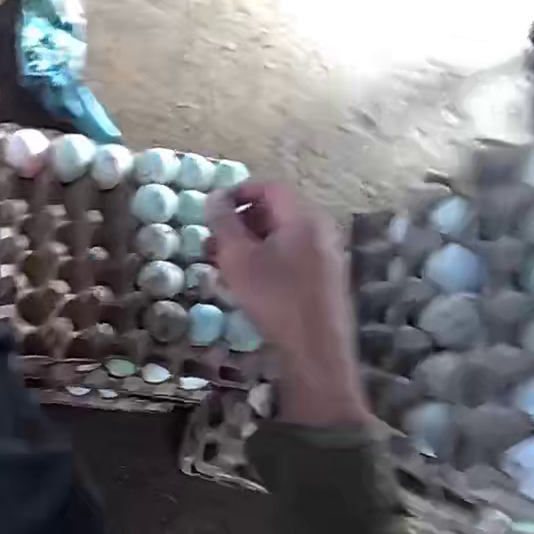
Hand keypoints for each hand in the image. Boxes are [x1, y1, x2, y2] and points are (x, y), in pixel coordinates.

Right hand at [208, 183, 369, 427]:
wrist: (314, 346)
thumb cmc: (273, 297)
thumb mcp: (238, 258)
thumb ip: (224, 224)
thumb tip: (214, 198)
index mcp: (302, 218)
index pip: (269, 188)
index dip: (237, 193)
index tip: (210, 211)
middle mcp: (319, 229)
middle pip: (274, 212)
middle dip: (238, 223)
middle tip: (210, 244)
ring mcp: (324, 254)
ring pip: (279, 236)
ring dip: (247, 244)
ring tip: (220, 266)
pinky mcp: (322, 277)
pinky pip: (288, 256)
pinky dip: (263, 260)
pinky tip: (244, 283)